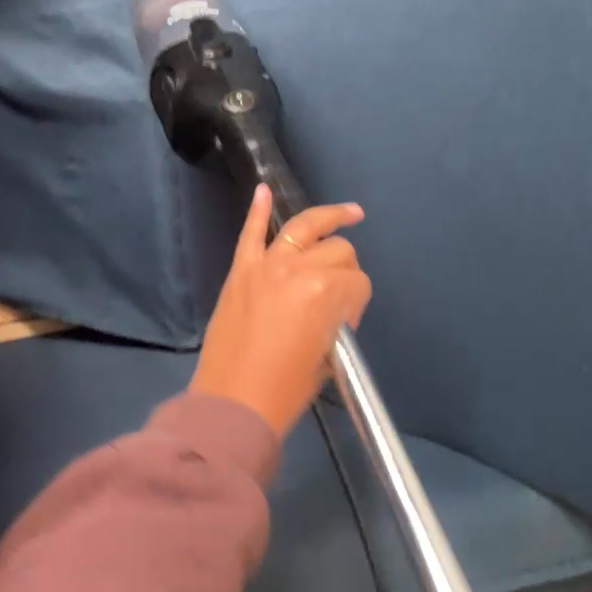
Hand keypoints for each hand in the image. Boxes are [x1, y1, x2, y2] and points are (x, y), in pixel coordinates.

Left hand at [190, 184, 372, 437]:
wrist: (233, 400)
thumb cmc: (286, 388)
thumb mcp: (329, 356)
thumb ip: (336, 321)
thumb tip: (333, 310)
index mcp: (328, 293)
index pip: (358, 282)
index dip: (358, 302)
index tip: (346, 324)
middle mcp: (299, 269)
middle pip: (337, 251)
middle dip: (347, 268)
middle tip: (340, 295)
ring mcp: (266, 266)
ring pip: (303, 228)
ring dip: (328, 217)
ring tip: (349, 213)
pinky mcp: (240, 271)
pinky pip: (250, 233)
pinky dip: (258, 210)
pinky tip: (265, 190)